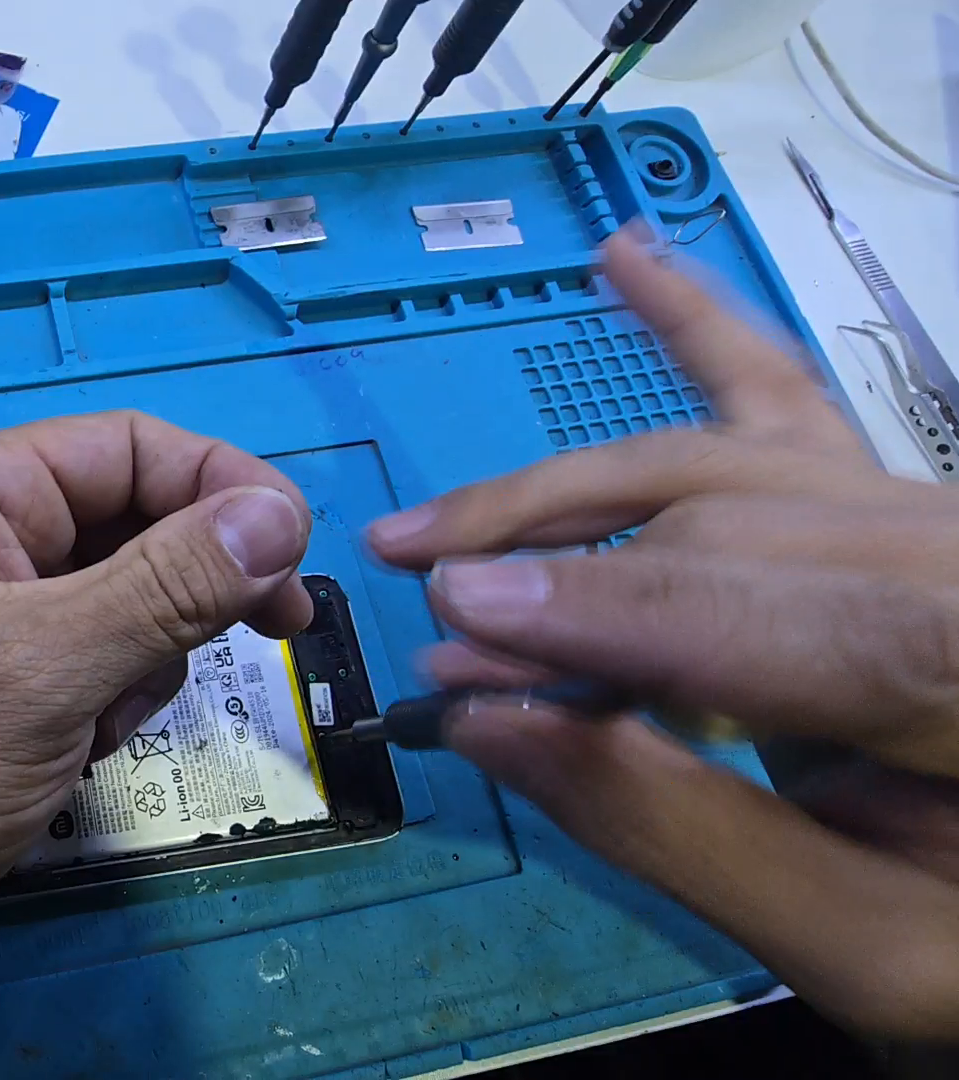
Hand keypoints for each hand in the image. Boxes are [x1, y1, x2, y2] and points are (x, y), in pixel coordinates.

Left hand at [0, 411, 313, 950]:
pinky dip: (115, 691)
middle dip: (190, 588)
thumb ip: (168, 586)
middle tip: (265, 636)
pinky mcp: (10, 660)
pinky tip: (77, 742)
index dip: (223, 486)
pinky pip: (104, 649)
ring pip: (134, 592)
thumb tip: (281, 514)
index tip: (298, 555)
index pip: (132, 447)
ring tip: (97, 719)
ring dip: (146, 654)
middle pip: (138, 519)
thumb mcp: (44, 668)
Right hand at [366, 228, 958, 1035]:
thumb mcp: (867, 950)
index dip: (608, 605)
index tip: (453, 609)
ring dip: (555, 493)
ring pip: (720, 454)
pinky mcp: (888, 504)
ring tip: (435, 527)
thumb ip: (666, 826)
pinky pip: (786, 398)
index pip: (794, 609)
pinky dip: (698, 330)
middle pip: (731, 521)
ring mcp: (937, 515)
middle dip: (558, 577)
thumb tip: (476, 717)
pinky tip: (625, 261)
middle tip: (437, 615)